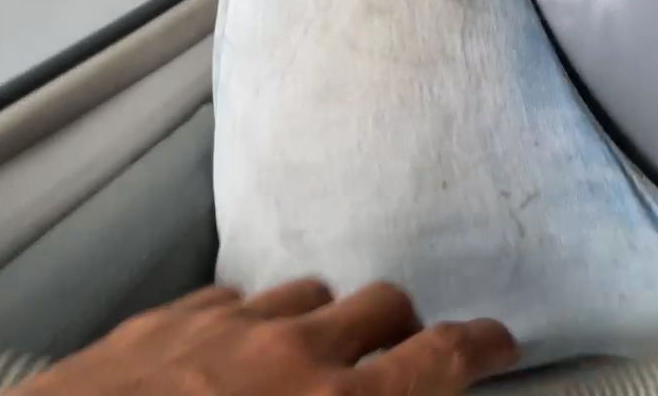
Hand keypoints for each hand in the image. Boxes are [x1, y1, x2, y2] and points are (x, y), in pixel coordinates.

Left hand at [5, 280, 517, 395]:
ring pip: (309, 291)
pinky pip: (230, 298)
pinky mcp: (158, 321)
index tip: (498, 341)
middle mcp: (289, 357)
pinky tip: (216, 363)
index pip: (440, 362)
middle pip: (382, 304)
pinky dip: (244, 323)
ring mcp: (221, 328)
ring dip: (320, 324)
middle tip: (387, 367)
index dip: (481, 346)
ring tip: (297, 367)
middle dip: (397, 332)